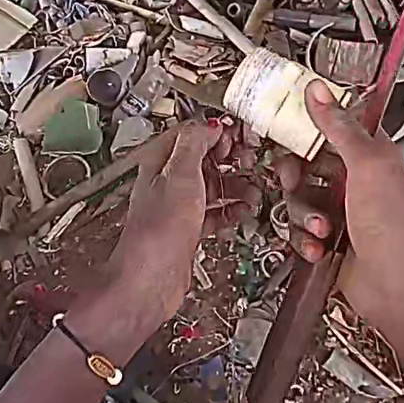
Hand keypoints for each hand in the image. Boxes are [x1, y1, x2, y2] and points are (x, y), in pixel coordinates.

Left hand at [92, 120, 247, 340]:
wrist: (151, 278)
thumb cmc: (159, 229)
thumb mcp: (180, 175)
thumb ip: (194, 145)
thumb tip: (209, 124)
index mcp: (159, 162)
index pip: (189, 135)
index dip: (214, 134)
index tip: (238, 138)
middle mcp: (166, 182)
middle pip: (203, 160)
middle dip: (229, 160)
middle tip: (249, 163)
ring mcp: (177, 207)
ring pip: (211, 187)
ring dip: (234, 187)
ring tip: (252, 193)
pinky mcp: (187, 230)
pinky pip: (213, 213)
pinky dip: (229, 210)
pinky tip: (242, 212)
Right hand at [276, 82, 403, 336]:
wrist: (396, 289)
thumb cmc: (395, 230)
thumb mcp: (367, 166)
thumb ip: (339, 127)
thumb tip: (318, 91)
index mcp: (368, 153)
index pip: (328, 127)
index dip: (305, 129)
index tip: (287, 132)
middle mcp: (351, 179)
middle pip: (301, 163)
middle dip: (296, 179)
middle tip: (297, 183)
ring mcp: (337, 209)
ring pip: (295, 198)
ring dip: (304, 216)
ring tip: (324, 229)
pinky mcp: (325, 237)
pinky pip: (296, 229)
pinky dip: (305, 240)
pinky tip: (321, 248)